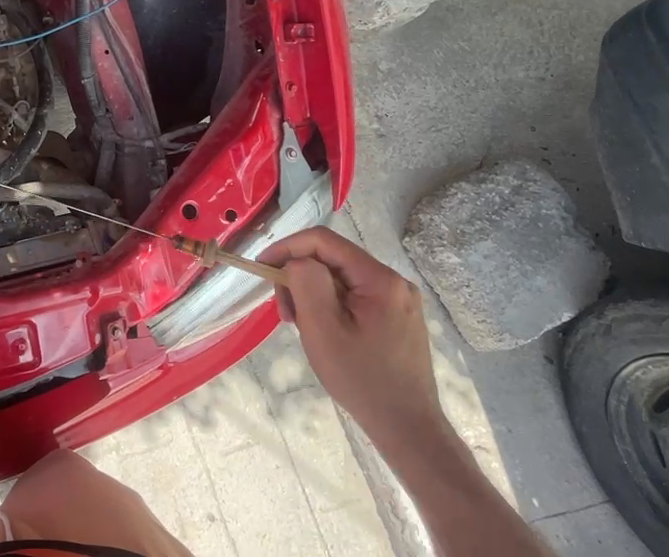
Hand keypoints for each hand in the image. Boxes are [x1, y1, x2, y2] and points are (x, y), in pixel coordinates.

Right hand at [260, 227, 447, 456]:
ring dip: (311, 293)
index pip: (323, 241)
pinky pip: (351, 295)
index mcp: (380, 280)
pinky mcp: (395, 316)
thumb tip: (295, 260)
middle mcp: (393, 282)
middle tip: (286, 313)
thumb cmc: (361, 379)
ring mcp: (397, 300)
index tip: (262, 268)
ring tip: (303, 326)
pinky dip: (328, 305)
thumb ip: (307, 283)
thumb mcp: (323, 330)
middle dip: (299, 276)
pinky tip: (323, 331)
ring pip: (338, 277)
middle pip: (331, 258)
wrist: (407, 428)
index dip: (287, 247)